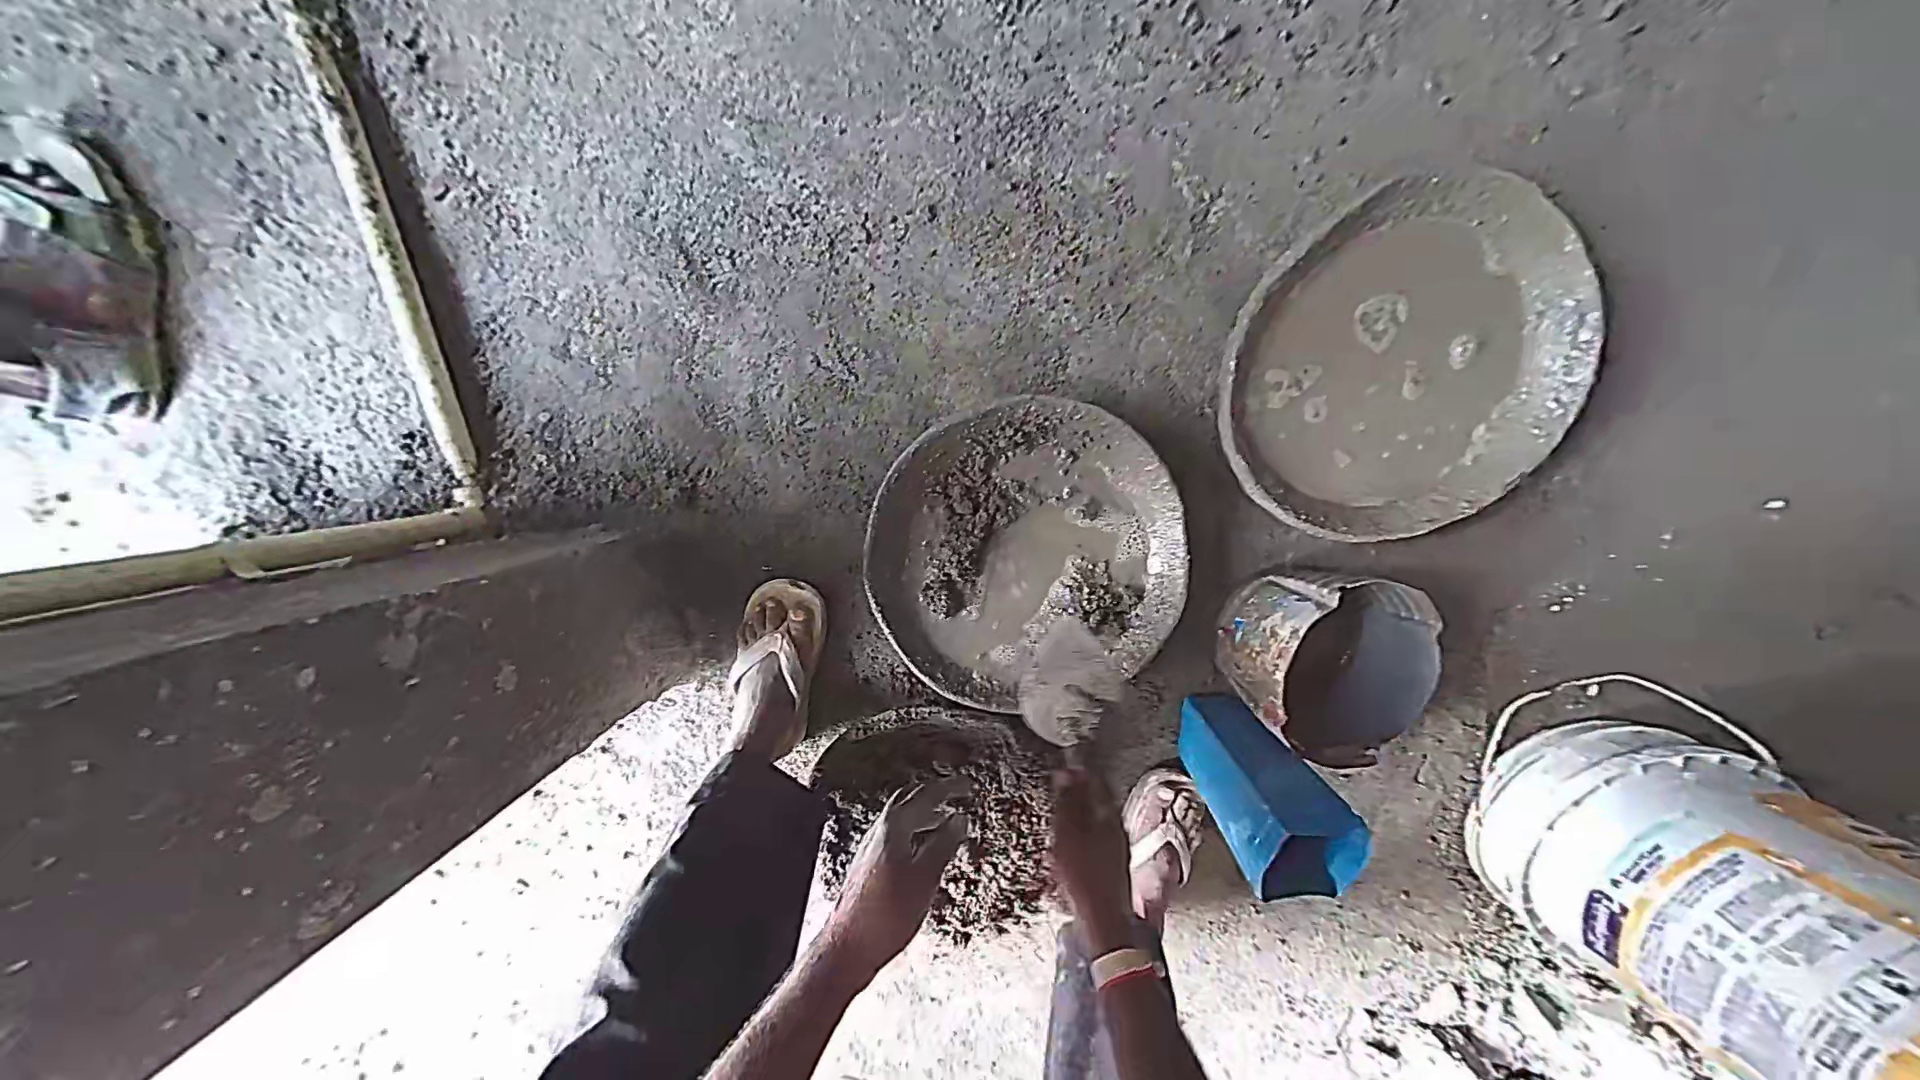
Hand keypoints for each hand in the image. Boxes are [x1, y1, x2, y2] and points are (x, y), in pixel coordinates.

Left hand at [819, 776, 970, 980]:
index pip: (926, 795)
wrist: (849, 948)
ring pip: (902, 818)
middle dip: (934, 795)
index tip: (967, 785)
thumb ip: (944, 843)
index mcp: (893, 827)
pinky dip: (915, 831)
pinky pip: (896, 835)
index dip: (949, 788)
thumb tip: (959, 819)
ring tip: (946, 821)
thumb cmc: (886, 916)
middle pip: (909, 799)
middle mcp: (879, 831)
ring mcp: (871, 847)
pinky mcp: (868, 864)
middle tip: (956, 795)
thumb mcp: (926, 877)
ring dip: (925, 814)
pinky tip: (924, 849)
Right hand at [1050, 765, 1133, 949]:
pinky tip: (1073, 839)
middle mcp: (1118, 828)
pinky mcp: (1113, 865)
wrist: (1103, 920)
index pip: (1096, 780)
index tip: (1069, 758)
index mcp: (1108, 815)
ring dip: (1083, 810)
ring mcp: (1117, 848)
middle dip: (1083, 788)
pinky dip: (1085, 830)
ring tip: (1065, 809)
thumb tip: (1066, 772)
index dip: (1081, 767)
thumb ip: (1068, 801)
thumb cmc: (1084, 875)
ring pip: (1099, 818)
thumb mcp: (1067, 833)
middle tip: (1065, 780)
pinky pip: (1098, 836)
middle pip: (1100, 798)